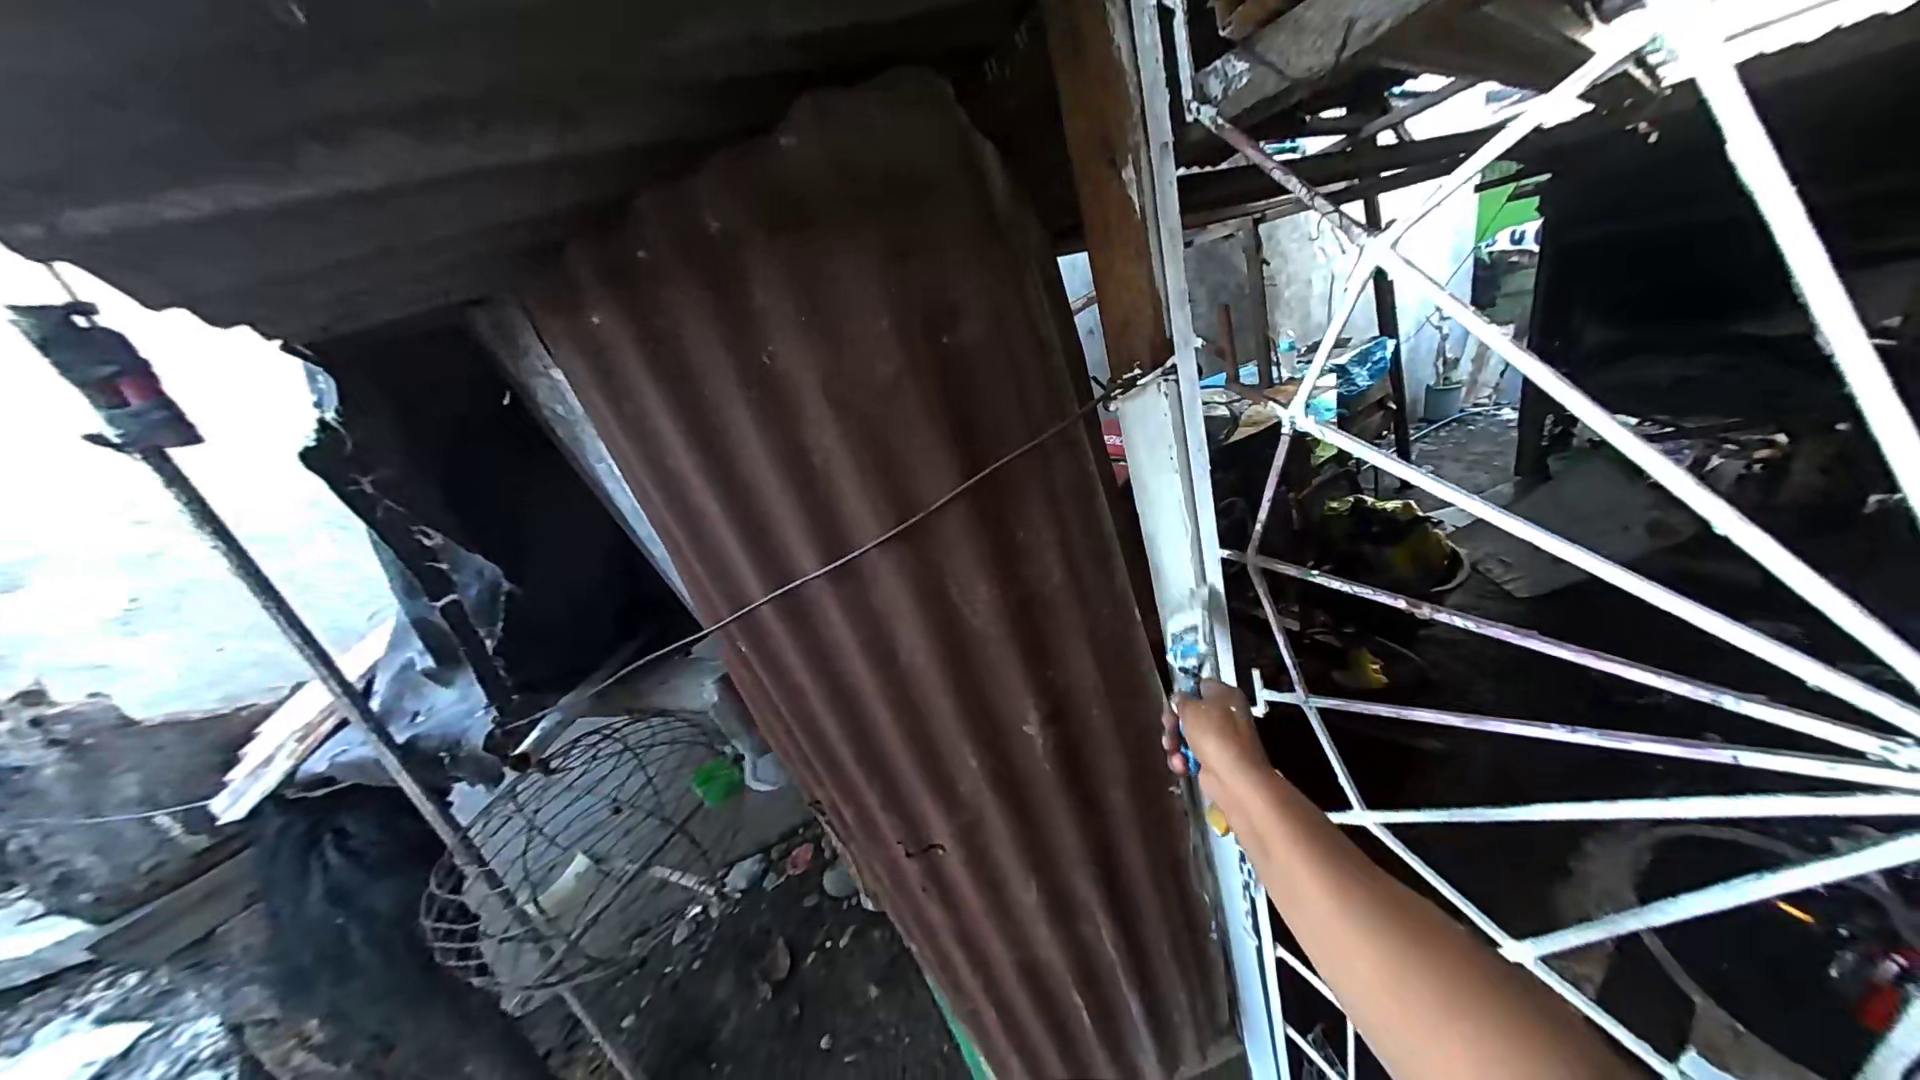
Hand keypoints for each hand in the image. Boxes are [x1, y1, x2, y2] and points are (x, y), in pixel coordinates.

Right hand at [1161, 678, 1267, 792]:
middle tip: (1169, 727)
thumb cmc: (1214, 734)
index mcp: (1226, 696)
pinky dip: (1183, 759)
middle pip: (1190, 712)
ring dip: (1175, 742)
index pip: (1201, 685)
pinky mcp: (1213, 760)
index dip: (1185, 692)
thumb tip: (1180, 699)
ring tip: (1173, 750)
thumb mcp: (1191, 708)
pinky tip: (1182, 764)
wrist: (1233, 777)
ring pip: (1186, 735)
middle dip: (1174, 722)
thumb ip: (1181, 699)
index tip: (1173, 702)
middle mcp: (1225, 715)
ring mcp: (1219, 739)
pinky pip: (1190, 754)